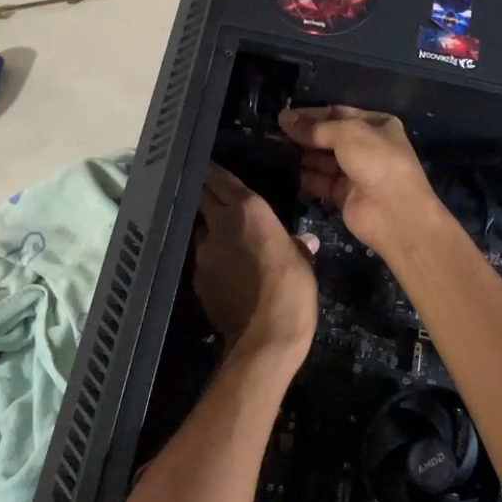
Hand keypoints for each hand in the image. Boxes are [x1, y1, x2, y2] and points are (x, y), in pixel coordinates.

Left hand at [193, 166, 318, 361]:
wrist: (265, 338)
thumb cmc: (292, 290)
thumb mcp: (303, 263)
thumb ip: (297, 246)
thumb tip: (304, 241)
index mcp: (248, 210)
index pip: (220, 178)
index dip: (213, 170)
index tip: (207, 163)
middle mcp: (219, 224)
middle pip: (203, 197)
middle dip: (206, 192)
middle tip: (211, 189)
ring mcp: (204, 252)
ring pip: (202, 230)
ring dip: (211, 230)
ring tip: (227, 239)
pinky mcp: (197, 278)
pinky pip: (204, 259)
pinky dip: (213, 259)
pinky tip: (227, 271)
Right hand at [278, 106, 448, 261]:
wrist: (395, 212)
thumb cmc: (376, 161)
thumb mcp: (347, 134)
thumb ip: (315, 128)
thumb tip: (284, 117)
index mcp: (376, 125)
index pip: (338, 113)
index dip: (312, 113)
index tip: (285, 115)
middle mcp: (366, 146)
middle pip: (328, 137)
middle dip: (304, 134)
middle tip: (273, 132)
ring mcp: (355, 172)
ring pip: (322, 159)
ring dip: (301, 154)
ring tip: (272, 148)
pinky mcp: (343, 195)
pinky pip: (319, 181)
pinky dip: (303, 176)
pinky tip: (282, 169)